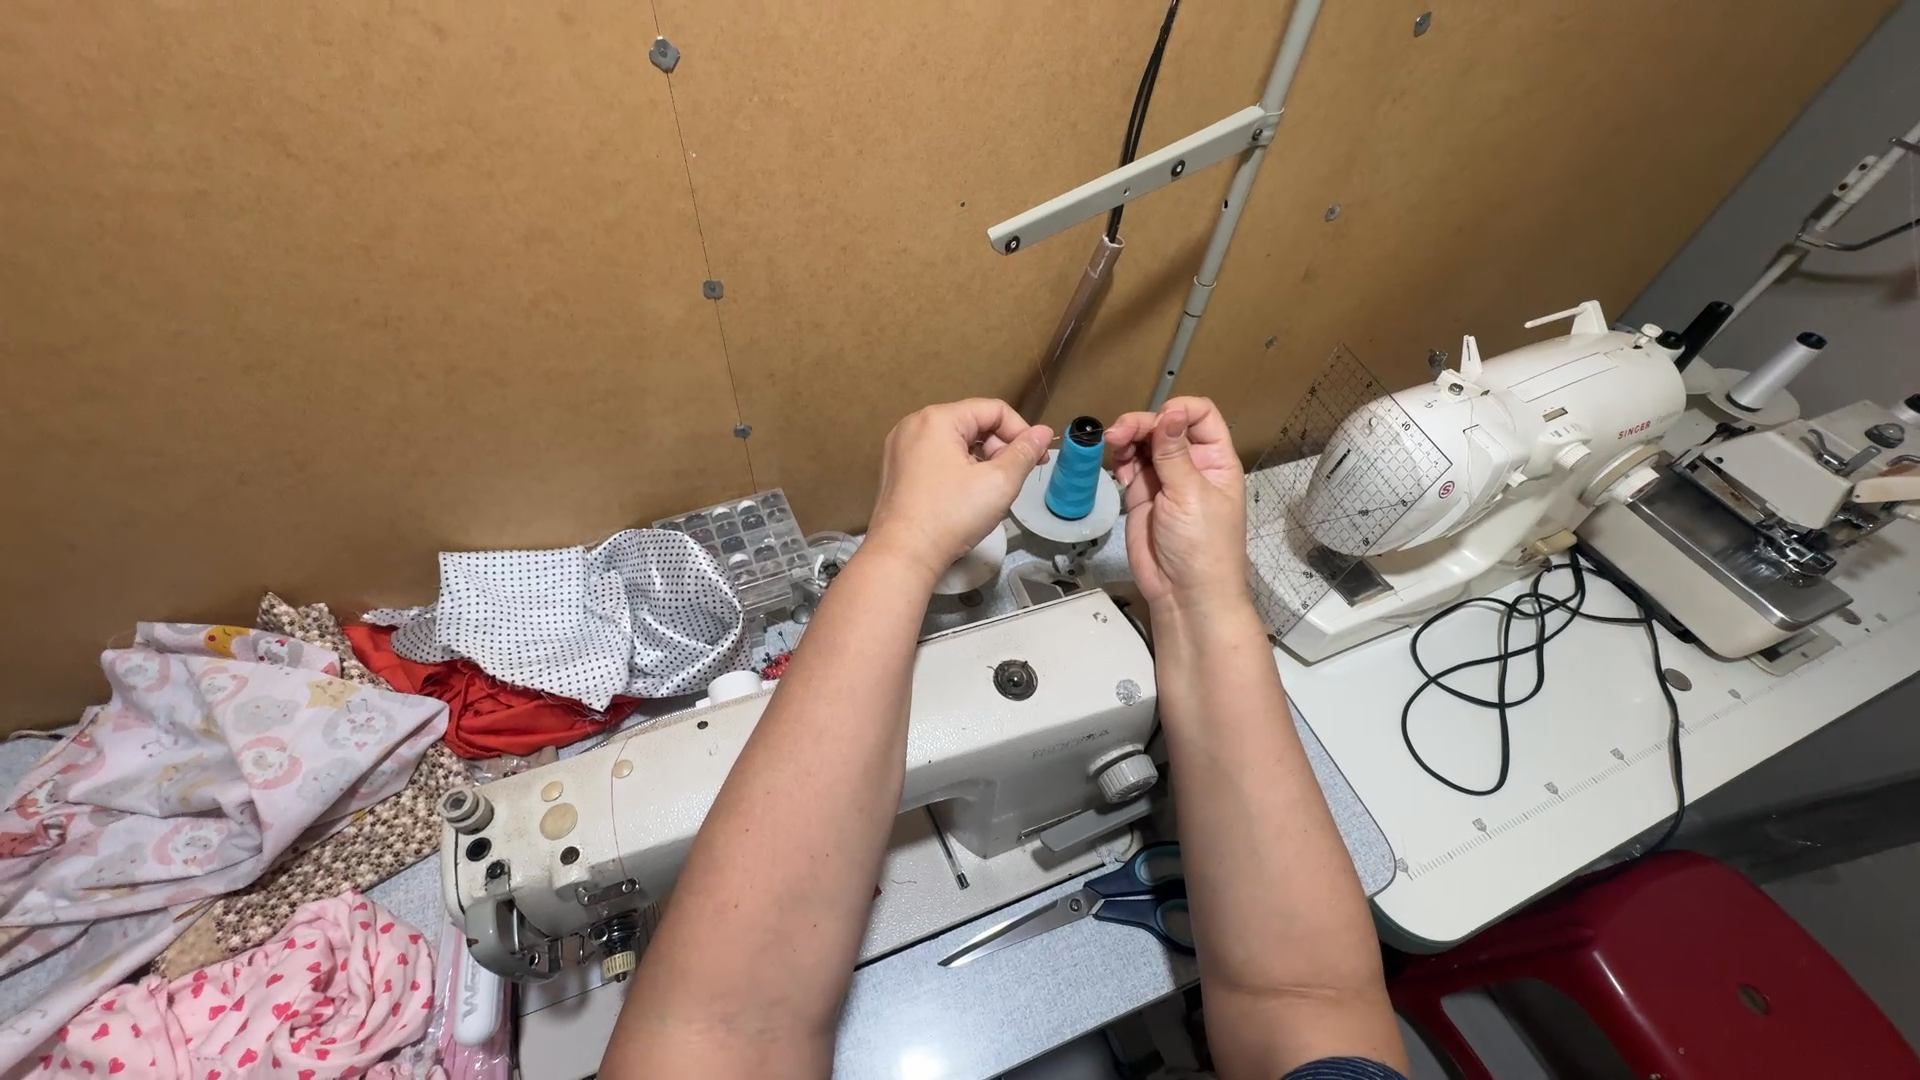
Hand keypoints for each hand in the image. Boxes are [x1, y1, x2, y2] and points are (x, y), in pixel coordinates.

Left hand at [865, 399, 1052, 584]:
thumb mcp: (999, 483)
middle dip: (1000, 448)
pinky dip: (958, 470)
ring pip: (955, 443)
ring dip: (981, 461)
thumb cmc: (949, 518)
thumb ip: (1024, 452)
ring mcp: (901, 448)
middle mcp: (914, 426)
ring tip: (991, 490)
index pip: (993, 410)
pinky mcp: (897, 471)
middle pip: (973, 424)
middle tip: (1015, 478)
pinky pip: (937, 458)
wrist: (903, 555)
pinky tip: (966, 497)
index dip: (1021, 432)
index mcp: (937, 419)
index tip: (1037, 458)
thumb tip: (1043, 432)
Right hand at [1107, 397, 1247, 612]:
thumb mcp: (1190, 495)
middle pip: (1165, 426)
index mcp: (1215, 460)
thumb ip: (1174, 454)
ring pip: (1143, 443)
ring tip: (1112, 446)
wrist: (1183, 593)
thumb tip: (1169, 413)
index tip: (1157, 421)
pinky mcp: (1142, 496)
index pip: (1200, 415)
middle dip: (1141, 424)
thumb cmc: (1202, 546)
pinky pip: (1129, 466)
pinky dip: (1120, 460)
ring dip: (1126, 439)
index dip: (1178, 411)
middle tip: (1118, 435)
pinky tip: (1117, 468)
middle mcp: (1191, 464)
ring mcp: (1165, 480)